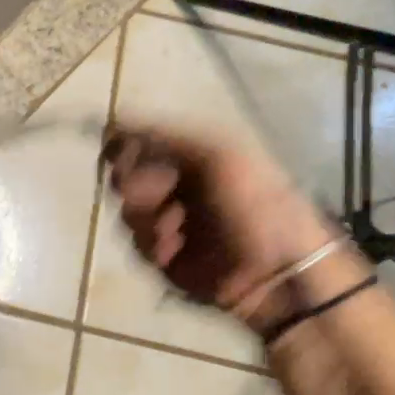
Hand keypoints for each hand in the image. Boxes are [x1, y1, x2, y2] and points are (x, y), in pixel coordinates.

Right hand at [104, 123, 343, 329]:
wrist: (282, 272)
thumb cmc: (259, 205)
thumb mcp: (220, 155)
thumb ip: (164, 136)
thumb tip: (112, 122)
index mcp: (191, 159)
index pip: (138, 144)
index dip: (122, 148)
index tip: (117, 155)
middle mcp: (176, 189)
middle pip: (123, 179)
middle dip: (134, 186)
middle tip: (158, 196)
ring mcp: (170, 225)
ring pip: (127, 214)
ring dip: (145, 220)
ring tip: (175, 230)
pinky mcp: (166, 259)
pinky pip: (136, 247)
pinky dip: (151, 246)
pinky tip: (174, 249)